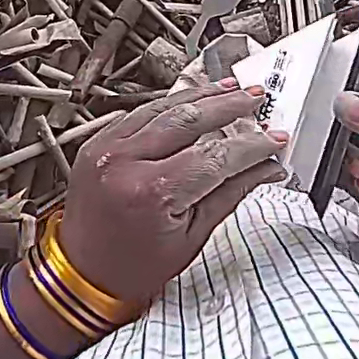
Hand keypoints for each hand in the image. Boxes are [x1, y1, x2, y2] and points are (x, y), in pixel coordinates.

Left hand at [59, 81, 287, 301]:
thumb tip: (266, 167)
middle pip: (187, 120)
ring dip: (199, 96)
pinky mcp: (96, 142)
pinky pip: (136, 114)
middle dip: (227, 106)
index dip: (251, 145)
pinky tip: (190, 100)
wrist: (83, 269)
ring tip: (229, 89)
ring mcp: (104, 148)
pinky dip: (166, 105)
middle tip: (256, 97)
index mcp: (151, 192)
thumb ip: (229, 193)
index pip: (215, 156)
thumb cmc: (135, 264)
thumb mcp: (191, 236)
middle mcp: (123, 162)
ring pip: (160, 108)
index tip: (274, 138)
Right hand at [332, 59, 358, 243]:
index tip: (327, 97)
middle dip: (338, 131)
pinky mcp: (358, 169)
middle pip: (332, 109)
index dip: (334, 77)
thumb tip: (348, 104)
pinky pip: (335, 170)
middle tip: (355, 142)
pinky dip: (350, 180)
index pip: (352, 68)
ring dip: (347, 161)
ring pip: (330, 143)